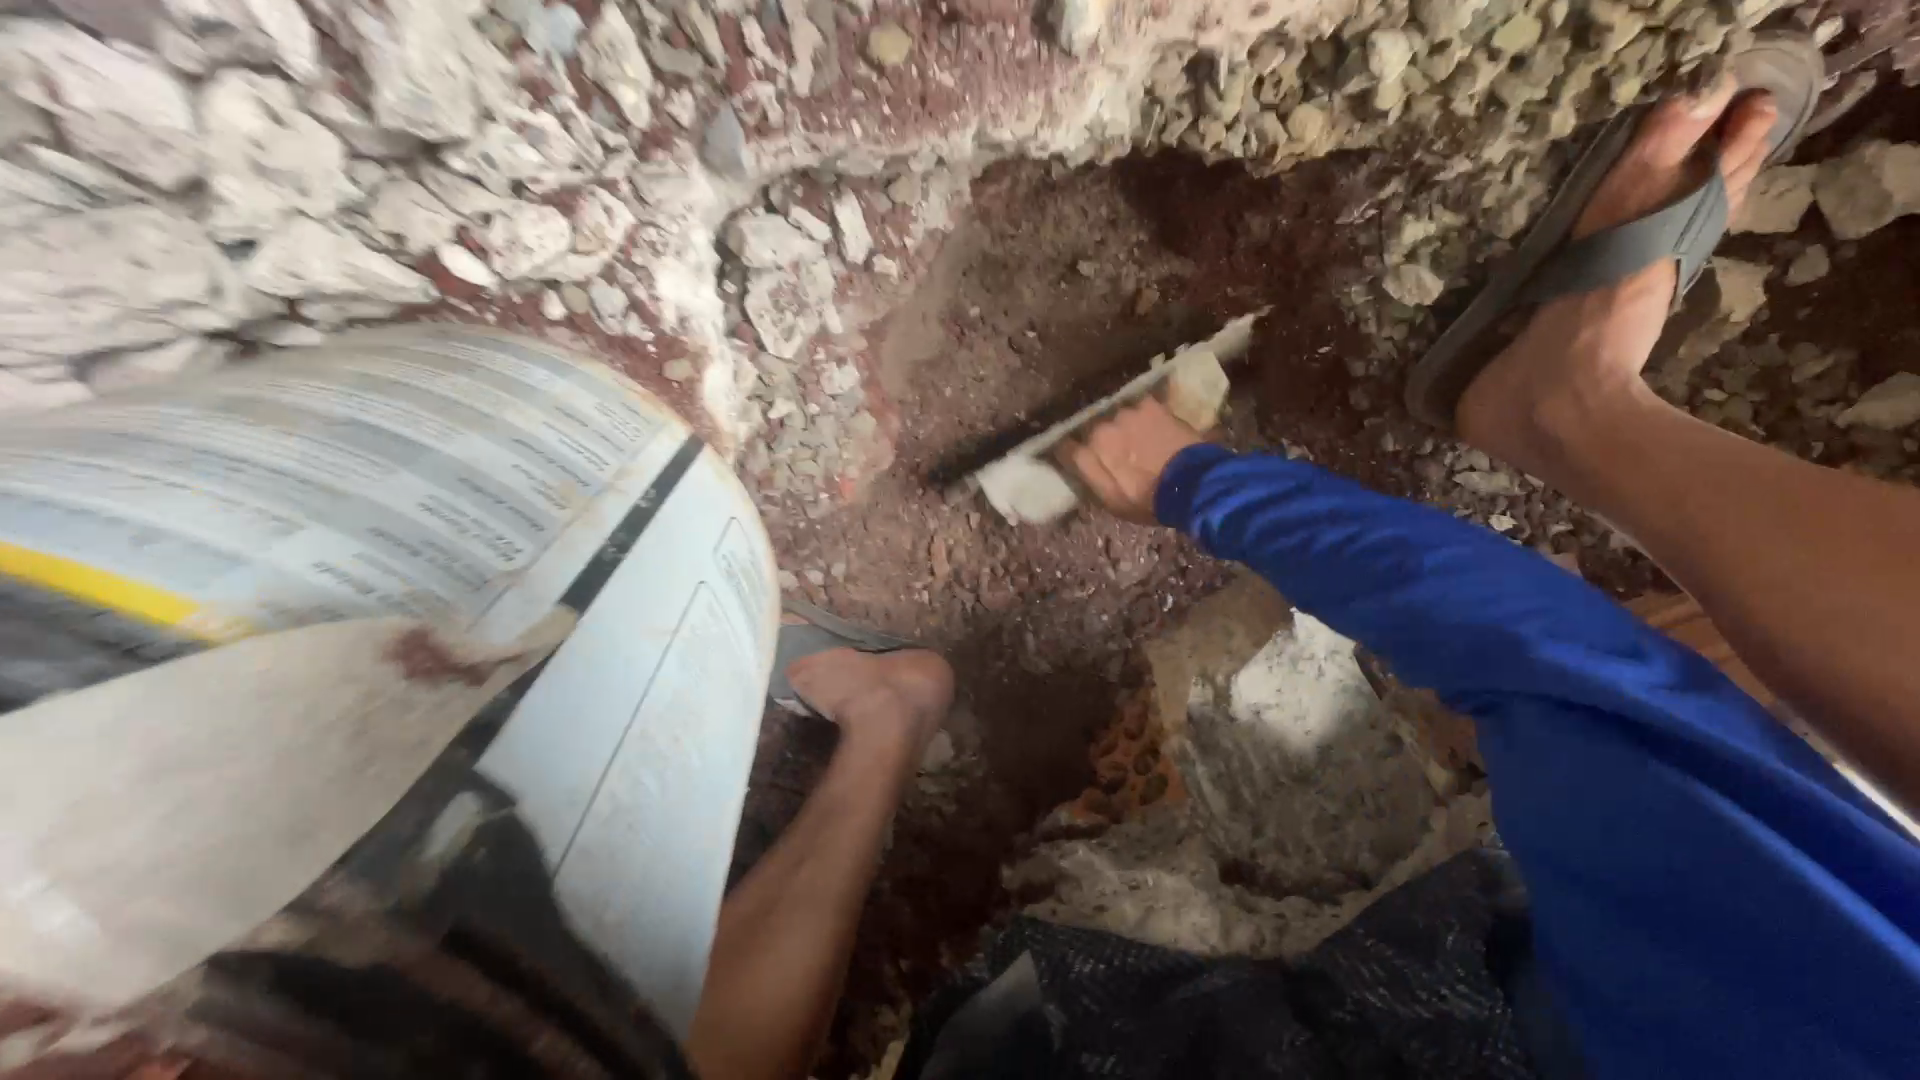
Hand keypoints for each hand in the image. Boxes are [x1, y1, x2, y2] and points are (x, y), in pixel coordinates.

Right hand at [1055, 397, 1203, 522]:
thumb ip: (1087, 474)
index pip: (1066, 446)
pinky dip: (1143, 414)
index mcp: (1089, 451)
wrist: (1193, 484)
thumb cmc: (1147, 500)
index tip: (1075, 456)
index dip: (1070, 451)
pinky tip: (1152, 424)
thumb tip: (1070, 455)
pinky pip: (1140, 406)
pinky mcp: (1151, 404)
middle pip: (1092, 428)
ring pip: (1115, 416)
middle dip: (1099, 438)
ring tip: (1137, 438)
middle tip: (1115, 451)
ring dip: (1122, 425)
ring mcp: (1127, 412)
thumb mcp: (1109, 499)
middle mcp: (1102, 426)